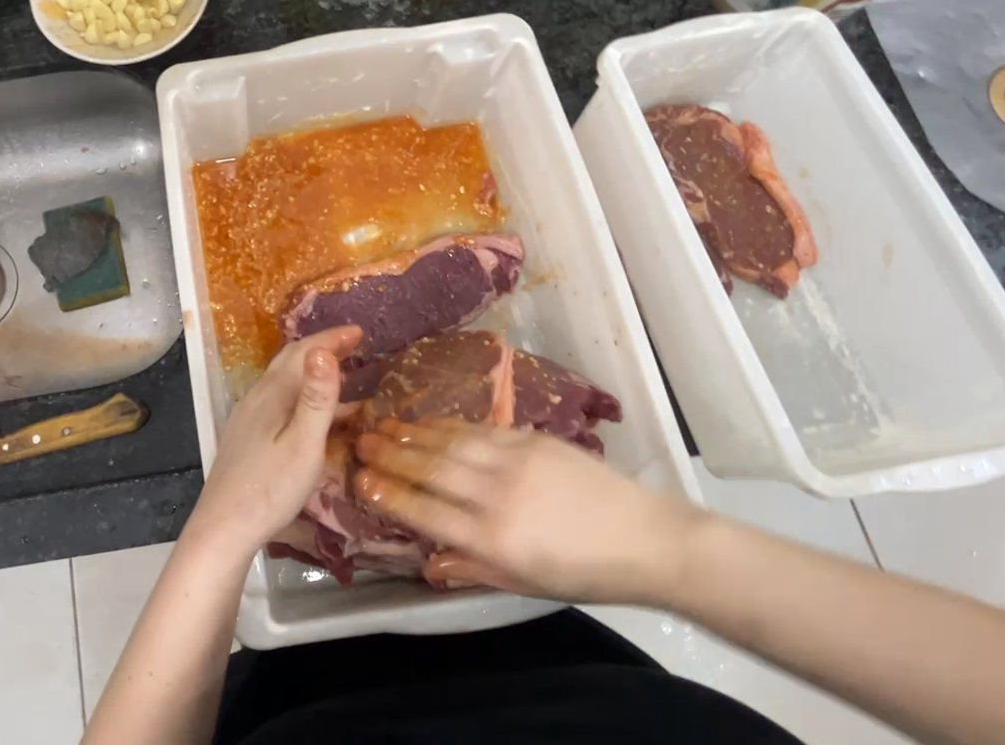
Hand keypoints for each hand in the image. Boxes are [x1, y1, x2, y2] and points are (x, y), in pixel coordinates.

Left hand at [186, 326, 361, 558]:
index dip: (332, 339)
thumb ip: (317, 399)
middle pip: (290, 362)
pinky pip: (279, 401)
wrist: (224, 527)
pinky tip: (314, 417)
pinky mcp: (246, 436)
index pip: (304, 352)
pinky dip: (302, 395)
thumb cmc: (270, 488)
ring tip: (342, 377)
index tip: (359, 332)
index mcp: (273, 394)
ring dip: (312, 372)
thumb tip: (325, 350)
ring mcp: (248, 417)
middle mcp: (257, 397)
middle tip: (353, 345)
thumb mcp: (303, 445)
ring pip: (284, 382)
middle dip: (322, 348)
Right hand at [353, 419, 706, 606]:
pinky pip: (477, 429)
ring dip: (410, 434)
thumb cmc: (584, 572)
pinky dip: (445, 425)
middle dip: (389, 456)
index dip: (388, 495)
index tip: (359, 482)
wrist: (645, 538)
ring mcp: (514, 462)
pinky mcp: (531, 440)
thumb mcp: (525, 583)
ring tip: (380, 425)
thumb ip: (472, 568)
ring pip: (448, 443)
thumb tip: (427, 562)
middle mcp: (497, 497)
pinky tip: (425, 422)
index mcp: (494, 541)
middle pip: (430, 470)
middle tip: (358, 442)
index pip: (426, 512)